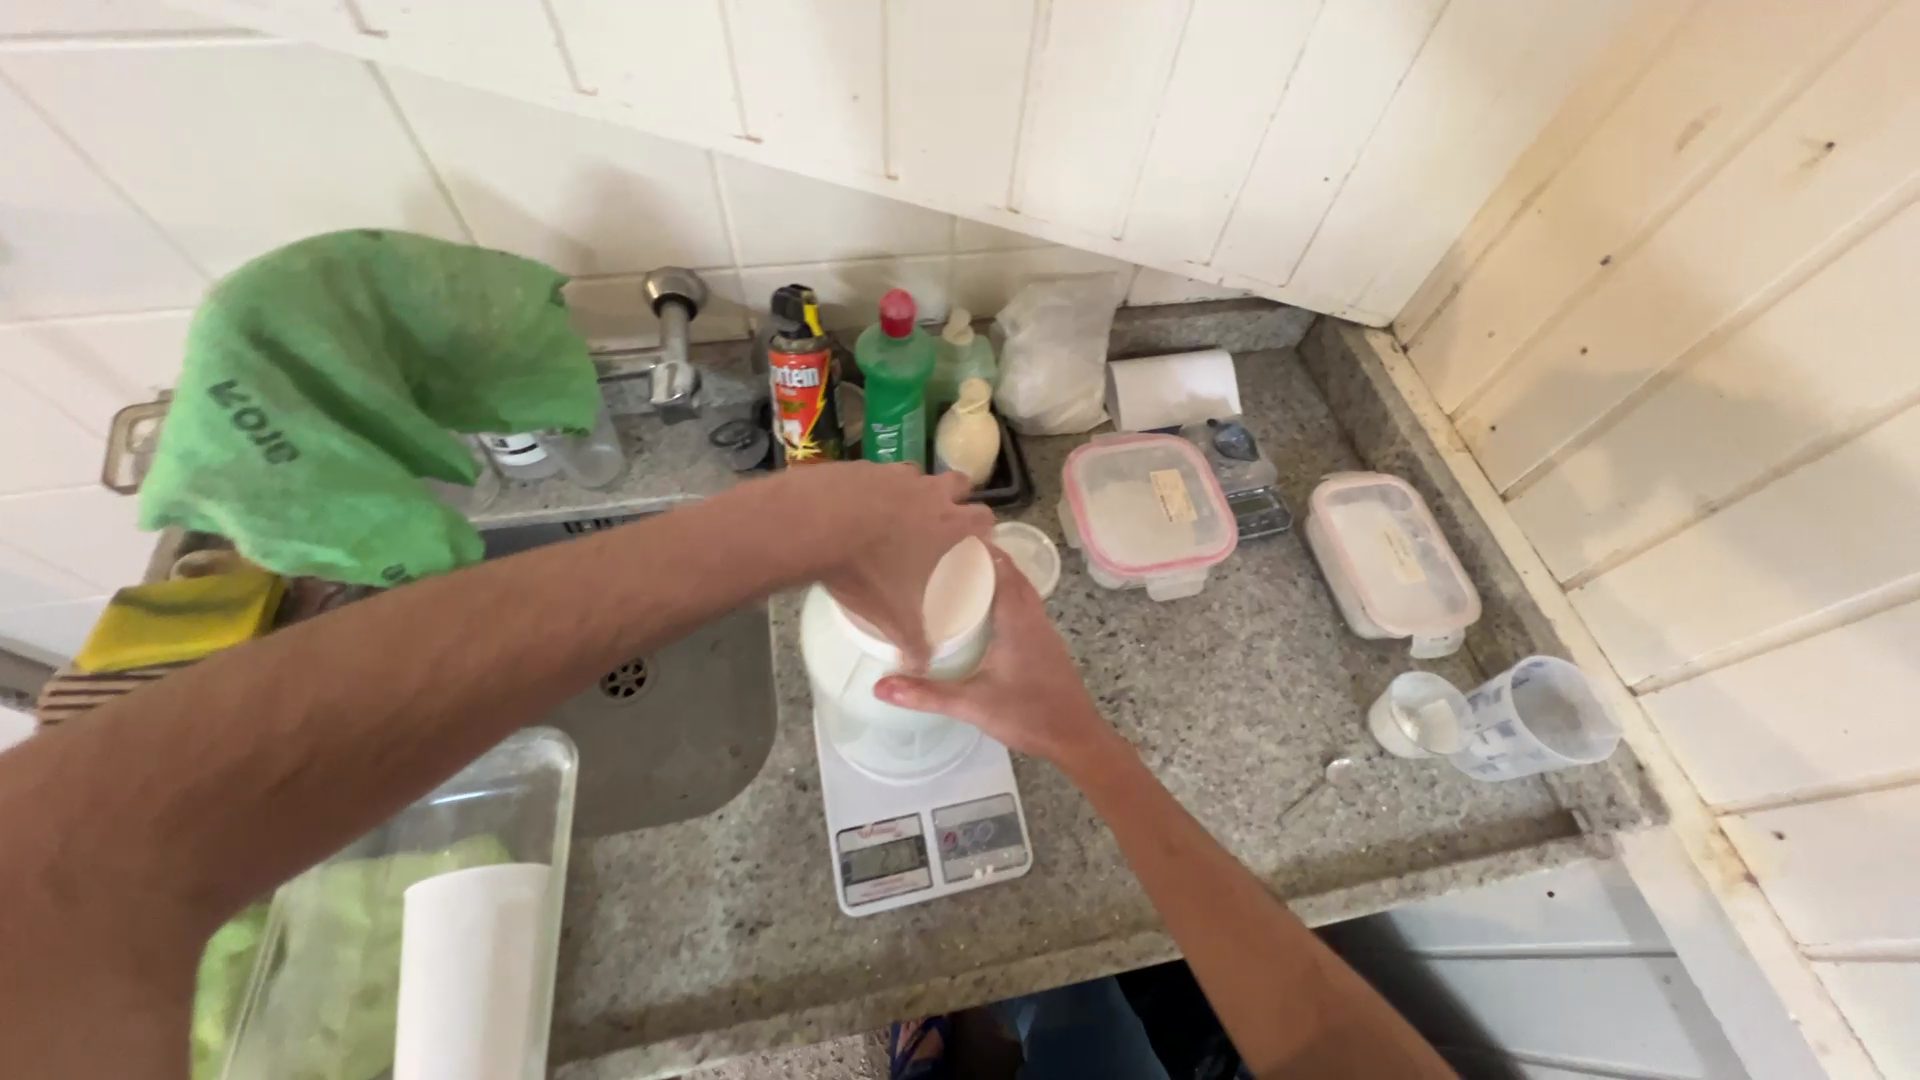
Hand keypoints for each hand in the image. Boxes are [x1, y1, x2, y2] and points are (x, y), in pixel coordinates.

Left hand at [775, 462, 992, 671]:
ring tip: (897, 513)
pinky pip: (880, 473)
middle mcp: (928, 492)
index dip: (984, 527)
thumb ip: (912, 641)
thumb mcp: (891, 614)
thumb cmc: (864, 569)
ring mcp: (895, 473)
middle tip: (942, 518)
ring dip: (915, 489)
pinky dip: (876, 487)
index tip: (976, 538)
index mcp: (945, 523)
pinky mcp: (863, 465)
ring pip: (918, 474)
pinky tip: (858, 506)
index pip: (984, 517)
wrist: (815, 524)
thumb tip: (921, 666)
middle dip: (956, 497)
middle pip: (959, 482)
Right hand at [874, 548, 1126, 772]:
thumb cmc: (1028, 714)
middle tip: (947, 556)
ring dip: (997, 580)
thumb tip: (880, 686)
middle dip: (984, 560)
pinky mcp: (1046, 647)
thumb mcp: (972, 704)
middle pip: (1011, 574)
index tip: (950, 537)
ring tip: (961, 579)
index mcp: (1017, 619)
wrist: (1076, 738)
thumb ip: (926, 694)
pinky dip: (1006, 600)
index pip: (1001, 567)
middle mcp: (1033, 617)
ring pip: (1020, 591)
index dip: (979, 549)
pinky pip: (1025, 609)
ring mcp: (1044, 631)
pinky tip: (985, 615)